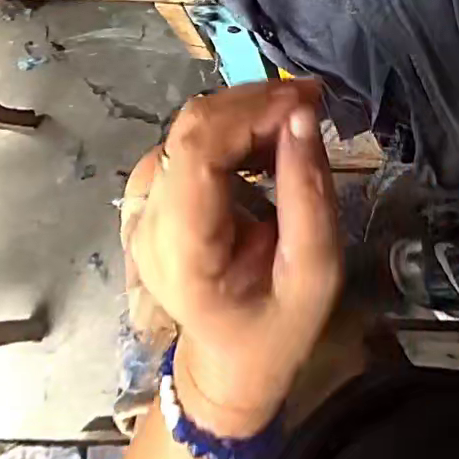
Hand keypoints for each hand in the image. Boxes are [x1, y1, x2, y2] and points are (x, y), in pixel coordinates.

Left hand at [127, 81, 342, 437]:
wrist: (229, 357)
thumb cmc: (275, 326)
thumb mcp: (314, 275)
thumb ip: (309, 195)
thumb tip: (302, 115)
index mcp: (179, 250)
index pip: (198, 151)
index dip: (250, 112)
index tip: (306, 101)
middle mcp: (149, 219)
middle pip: (192, 128)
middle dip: (255, 103)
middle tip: (311, 101)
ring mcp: (144, 205)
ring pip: (191, 126)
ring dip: (247, 112)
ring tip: (295, 123)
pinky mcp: (154, 193)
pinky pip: (191, 139)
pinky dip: (234, 126)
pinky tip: (266, 139)